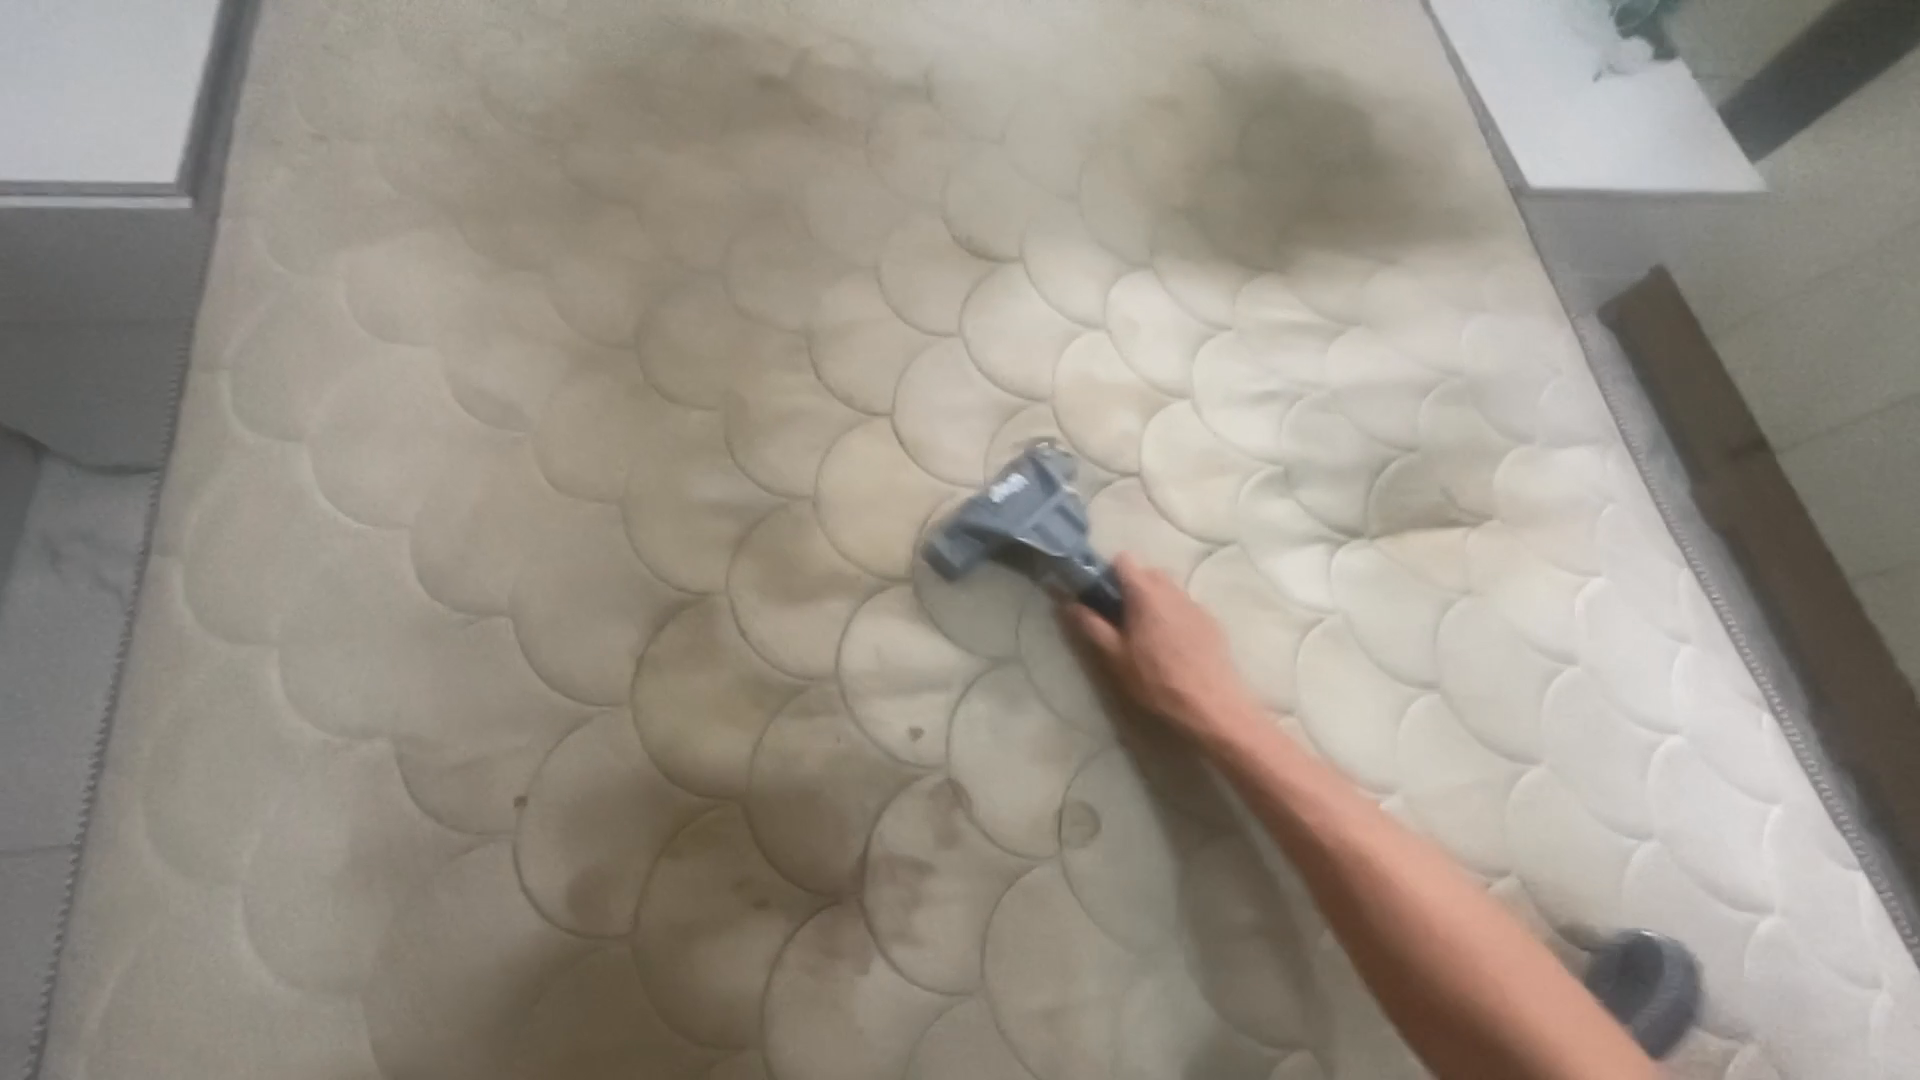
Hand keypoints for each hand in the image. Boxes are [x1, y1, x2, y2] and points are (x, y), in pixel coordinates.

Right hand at [1061, 553, 1263, 747]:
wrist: (1211, 705)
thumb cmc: (1155, 680)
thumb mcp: (1114, 656)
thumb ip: (1091, 625)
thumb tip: (1069, 603)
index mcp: (1145, 593)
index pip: (1123, 560)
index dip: (1108, 574)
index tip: (1101, 597)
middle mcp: (1172, 590)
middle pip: (1147, 573)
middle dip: (1132, 588)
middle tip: (1121, 620)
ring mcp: (1195, 604)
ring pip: (1168, 589)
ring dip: (1154, 601)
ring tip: (1148, 635)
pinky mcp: (1212, 622)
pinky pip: (1186, 607)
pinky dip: (1174, 615)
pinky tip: (1173, 646)